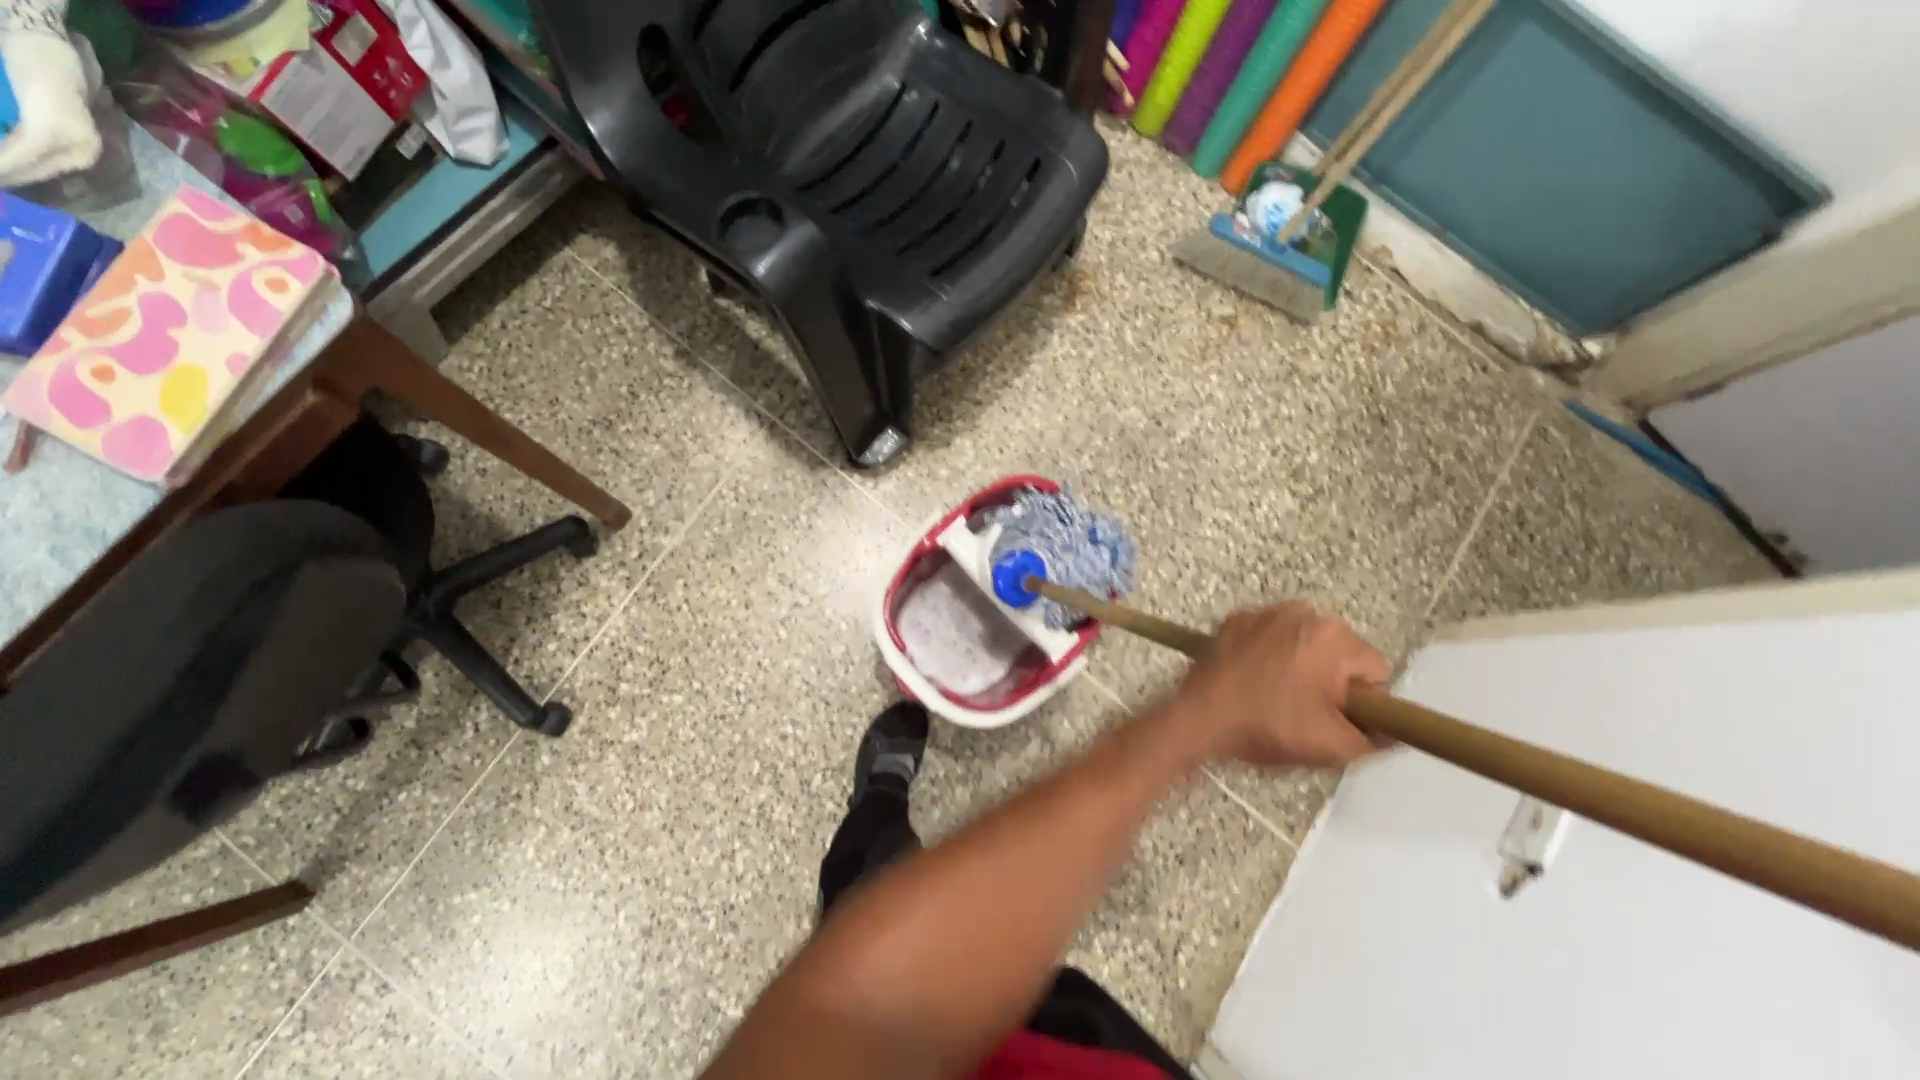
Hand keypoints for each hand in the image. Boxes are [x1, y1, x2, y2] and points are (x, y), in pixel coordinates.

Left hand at [1171, 602, 1390, 767]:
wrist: (1198, 718)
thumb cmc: (1268, 726)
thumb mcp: (1333, 746)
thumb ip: (1374, 740)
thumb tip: (1390, 732)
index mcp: (1334, 637)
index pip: (1374, 672)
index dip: (1363, 704)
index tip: (1335, 720)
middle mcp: (1304, 612)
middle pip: (1339, 654)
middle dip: (1330, 682)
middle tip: (1303, 711)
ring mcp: (1265, 612)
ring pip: (1304, 644)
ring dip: (1299, 667)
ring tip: (1275, 697)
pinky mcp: (1236, 619)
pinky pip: (1270, 637)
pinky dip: (1268, 656)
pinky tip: (1253, 681)